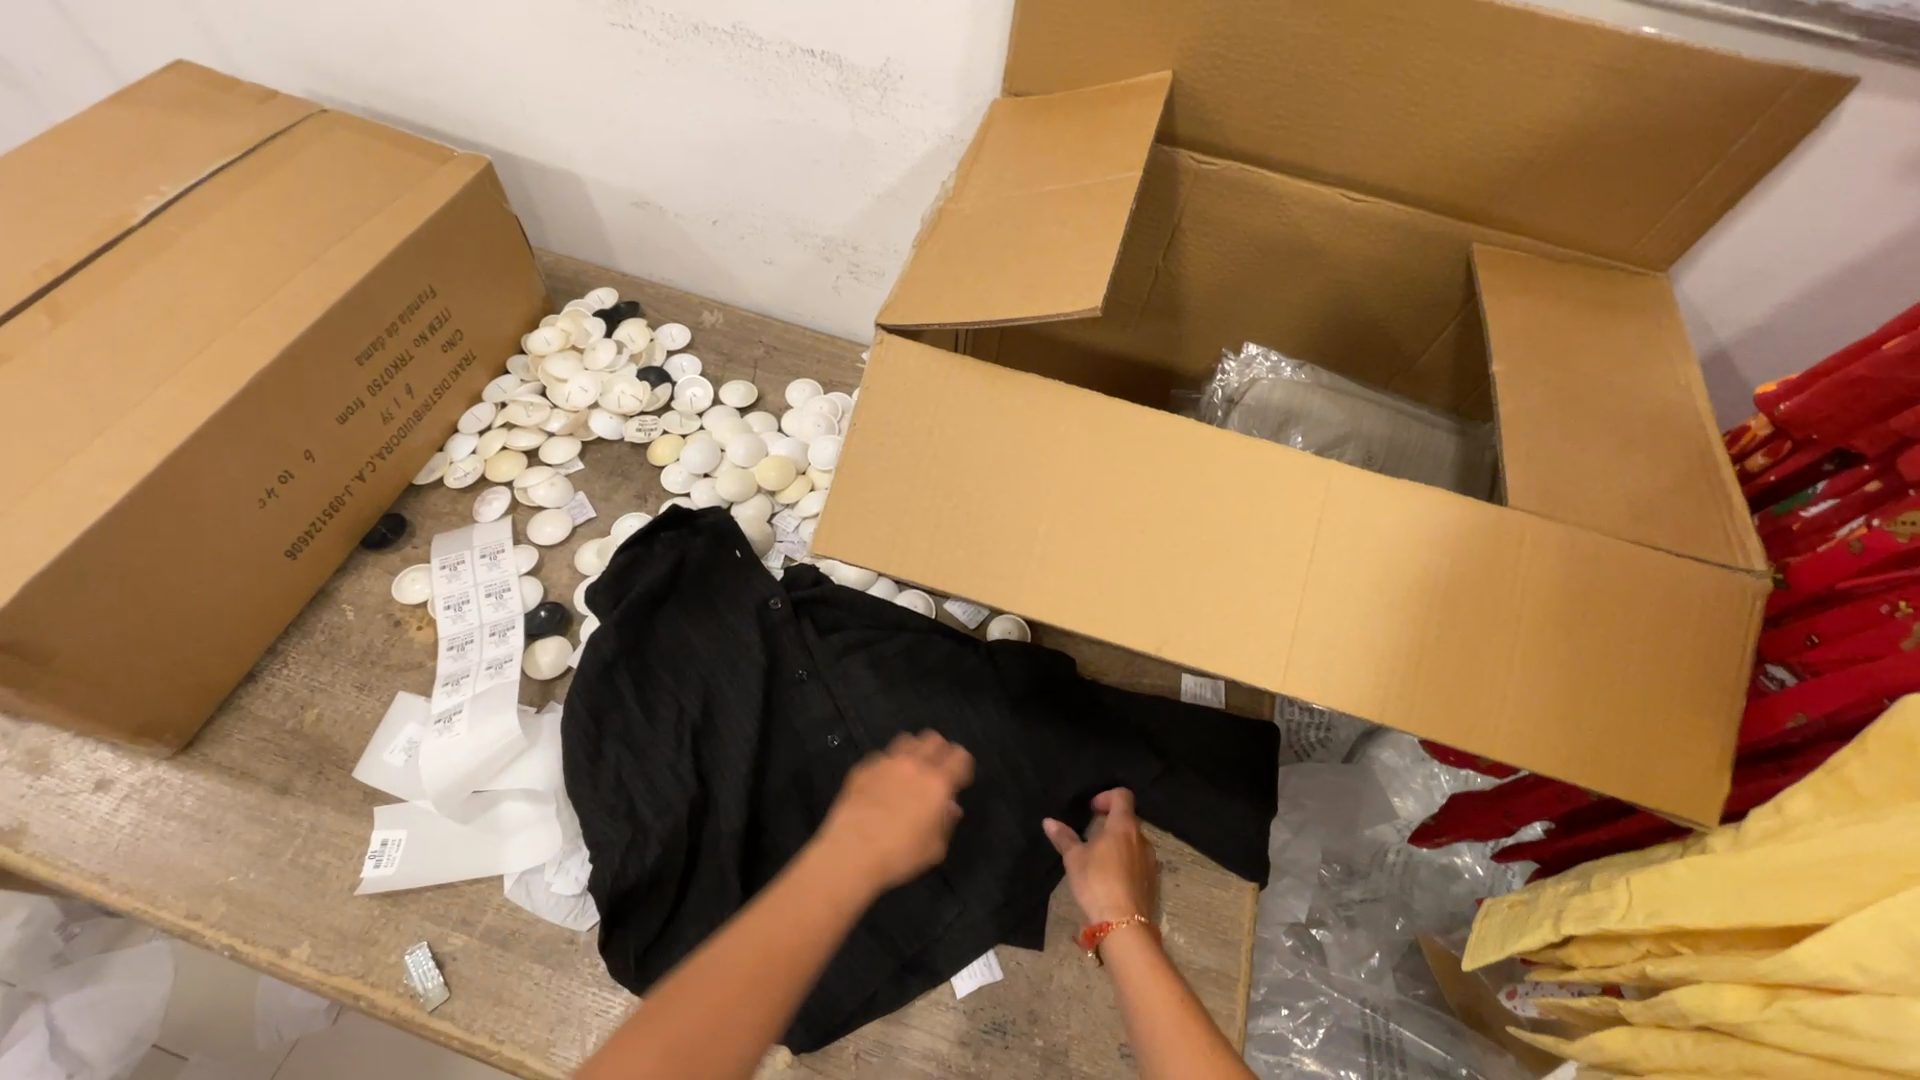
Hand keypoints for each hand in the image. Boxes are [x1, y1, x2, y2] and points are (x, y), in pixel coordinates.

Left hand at [815, 730, 974, 893]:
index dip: (963, 765)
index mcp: (938, 783)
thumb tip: (949, 807)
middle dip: (940, 750)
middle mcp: (914, 764)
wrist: (851, 853)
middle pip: (933, 739)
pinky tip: (882, 783)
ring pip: (907, 740)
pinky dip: (887, 764)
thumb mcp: (935, 848)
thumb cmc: (900, 855)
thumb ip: (946, 823)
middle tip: (937, 770)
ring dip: (914, 751)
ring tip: (910, 770)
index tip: (960, 779)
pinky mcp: (862, 768)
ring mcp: (886, 762)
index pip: (960, 756)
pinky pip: (881, 756)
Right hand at [1043, 788, 1157, 925]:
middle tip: (1090, 837)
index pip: (1123, 796)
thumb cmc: (1096, 883)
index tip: (1091, 810)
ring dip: (1119, 845)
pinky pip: (1139, 863)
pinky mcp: (1153, 881)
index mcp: (1123, 826)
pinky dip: (1126, 863)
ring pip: (1134, 843)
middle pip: (1128, 820)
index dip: (1106, 797)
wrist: (1124, 925)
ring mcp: (1151, 861)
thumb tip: (1048, 821)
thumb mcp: (1074, 859)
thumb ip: (1064, 837)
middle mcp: (1142, 839)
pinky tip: (1111, 880)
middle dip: (1110, 824)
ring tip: (1099, 860)